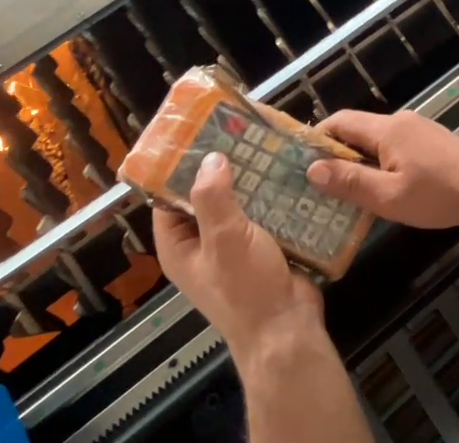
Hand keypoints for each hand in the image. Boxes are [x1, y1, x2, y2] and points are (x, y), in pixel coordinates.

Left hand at [152, 152, 324, 359]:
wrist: (287, 327)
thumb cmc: (246, 288)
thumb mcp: (224, 239)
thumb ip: (212, 198)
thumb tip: (210, 157)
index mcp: (180, 246)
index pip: (168, 199)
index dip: (179, 168)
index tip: (199, 134)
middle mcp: (203, 244)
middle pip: (207, 196)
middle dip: (224, 167)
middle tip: (242, 131)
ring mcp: (235, 246)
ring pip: (240, 202)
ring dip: (254, 178)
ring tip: (270, 143)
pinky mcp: (265, 246)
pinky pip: (265, 212)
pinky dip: (275, 193)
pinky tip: (290, 171)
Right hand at [308, 110, 458, 228]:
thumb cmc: (438, 196)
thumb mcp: (388, 197)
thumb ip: (350, 181)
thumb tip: (312, 168)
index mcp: (388, 129)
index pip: (340, 122)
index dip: (315, 139)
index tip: (296, 161)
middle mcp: (401, 121)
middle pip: (357, 130)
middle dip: (333, 153)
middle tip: (312, 182)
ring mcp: (417, 129)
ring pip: (375, 140)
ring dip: (356, 161)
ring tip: (338, 190)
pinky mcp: (429, 141)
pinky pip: (392, 147)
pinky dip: (377, 162)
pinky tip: (374, 188)